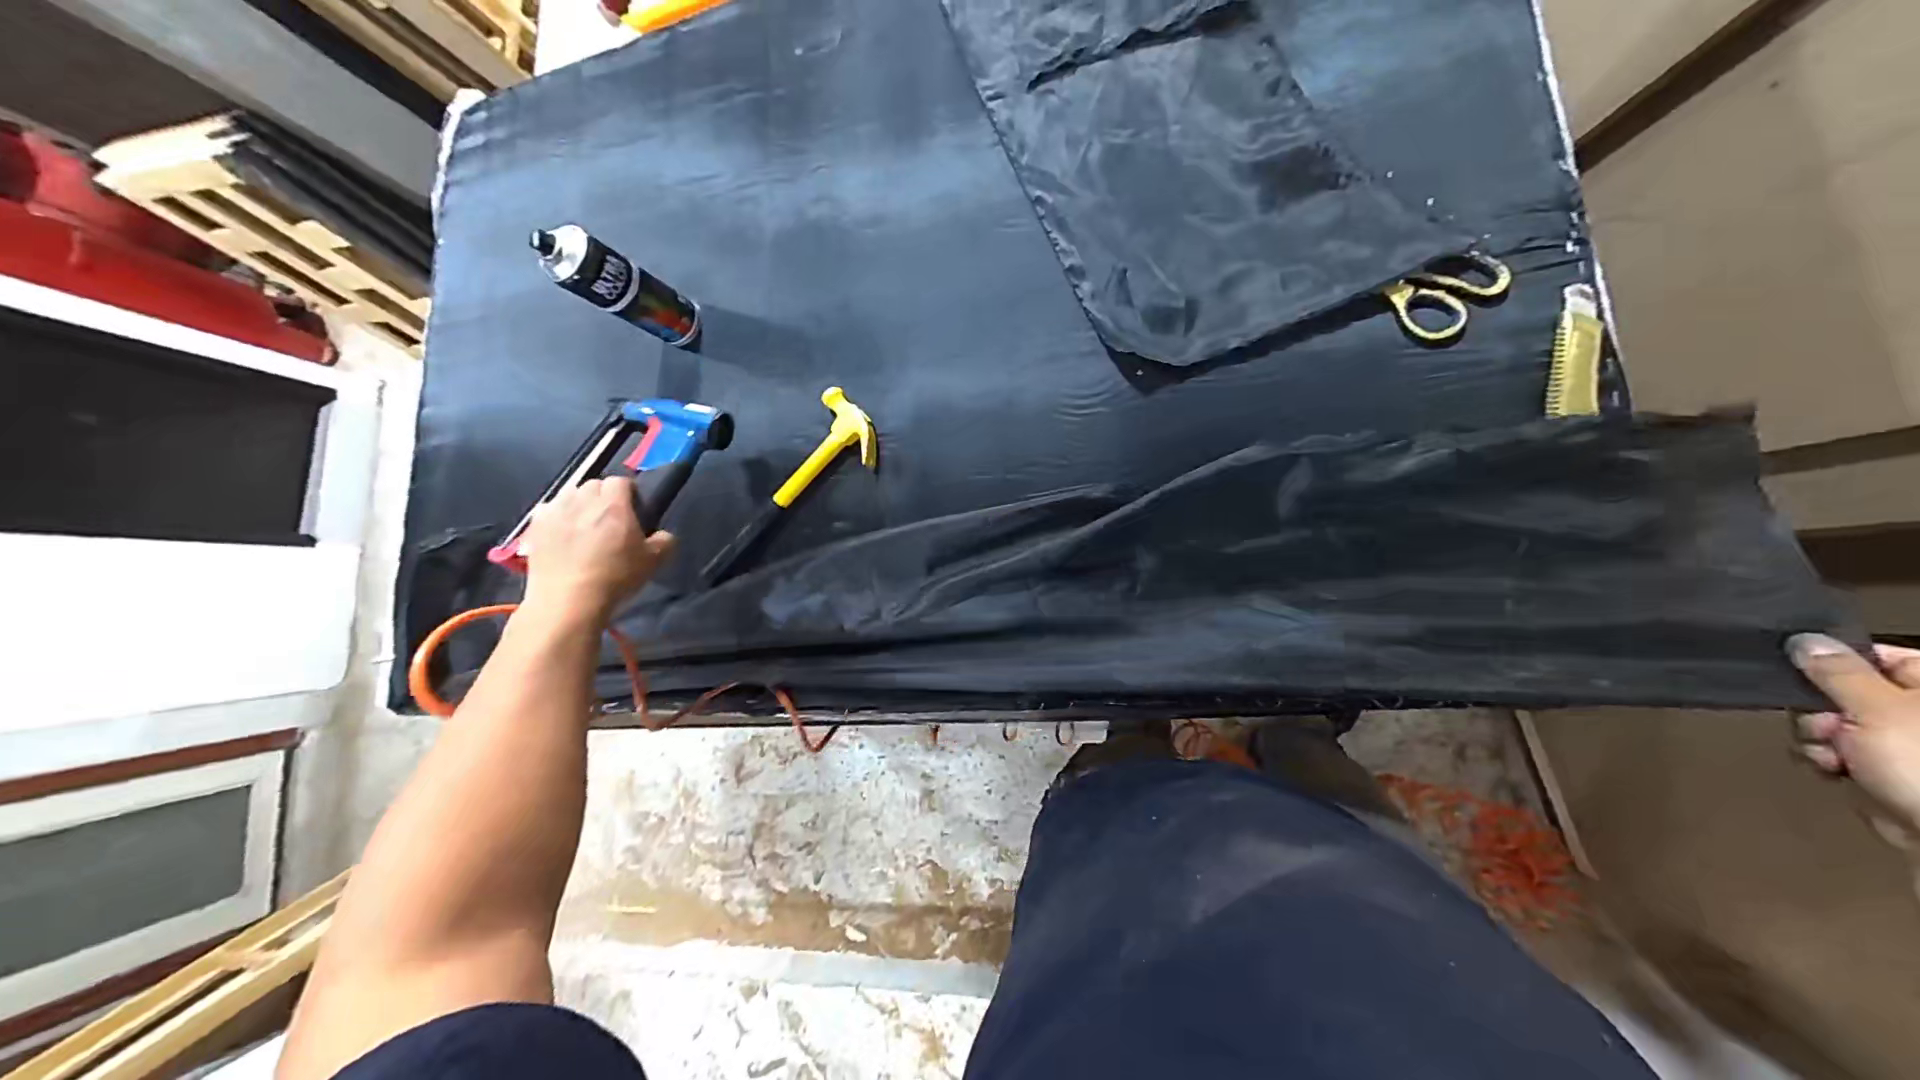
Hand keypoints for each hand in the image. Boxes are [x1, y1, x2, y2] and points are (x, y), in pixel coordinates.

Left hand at [520, 477, 674, 624]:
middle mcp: (583, 500)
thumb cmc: (615, 578)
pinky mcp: (535, 527)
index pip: (621, 481)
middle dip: (604, 496)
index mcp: (614, 504)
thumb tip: (662, 535)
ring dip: (580, 503)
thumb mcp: (654, 562)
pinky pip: (548, 510)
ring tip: (585, 525)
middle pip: (594, 484)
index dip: (630, 492)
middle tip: (611, 519)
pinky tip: (562, 534)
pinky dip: (557, 516)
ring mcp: (555, 511)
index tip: (634, 509)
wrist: (568, 601)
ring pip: (570, 494)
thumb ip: (665, 541)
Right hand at [1787, 634, 1919, 843]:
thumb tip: (1804, 640)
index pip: (1875, 656)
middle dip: (1819, 711)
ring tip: (1833, 758)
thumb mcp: (1876, 709)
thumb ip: (1836, 672)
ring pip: (1833, 725)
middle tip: (1827, 727)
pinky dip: (1826, 761)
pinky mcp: (1886, 772)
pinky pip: (1837, 753)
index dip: (1832, 662)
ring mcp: (1903, 746)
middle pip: (1842, 692)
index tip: (1800, 673)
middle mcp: (1916, 714)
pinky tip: (1834, 771)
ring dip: (1817, 739)